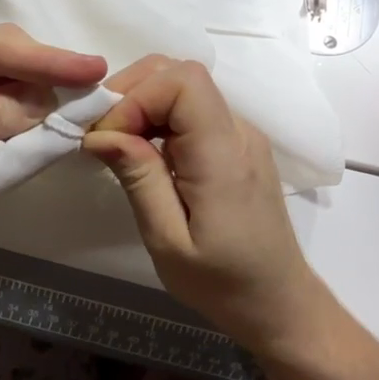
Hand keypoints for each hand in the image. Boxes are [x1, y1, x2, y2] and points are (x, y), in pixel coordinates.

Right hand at [83, 57, 327, 353]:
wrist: (278, 305)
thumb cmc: (222, 284)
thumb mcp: (168, 241)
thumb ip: (138, 179)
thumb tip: (100, 134)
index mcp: (224, 156)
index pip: (183, 82)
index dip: (136, 96)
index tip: (108, 137)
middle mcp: (238, 134)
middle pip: (180, 73)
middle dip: (131, 93)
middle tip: (102, 136)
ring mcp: (239, 137)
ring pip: (182, 88)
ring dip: (140, 105)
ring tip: (115, 146)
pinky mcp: (232, 146)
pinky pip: (189, 111)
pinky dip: (155, 119)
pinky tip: (139, 154)